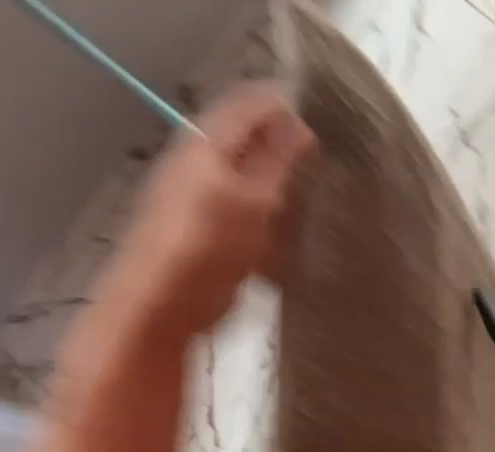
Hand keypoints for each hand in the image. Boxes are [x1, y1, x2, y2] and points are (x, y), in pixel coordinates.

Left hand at [104, 83, 314, 338]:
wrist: (165, 304)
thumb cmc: (207, 246)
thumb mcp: (253, 199)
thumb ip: (279, 161)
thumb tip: (302, 126)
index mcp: (208, 146)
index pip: (250, 105)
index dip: (286, 107)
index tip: (328, 125)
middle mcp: (204, 166)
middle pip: (255, 147)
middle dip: (291, 157)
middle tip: (330, 171)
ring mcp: (208, 202)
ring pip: (258, 187)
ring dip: (287, 198)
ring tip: (319, 210)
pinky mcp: (215, 237)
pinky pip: (254, 222)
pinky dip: (276, 229)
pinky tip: (296, 245)